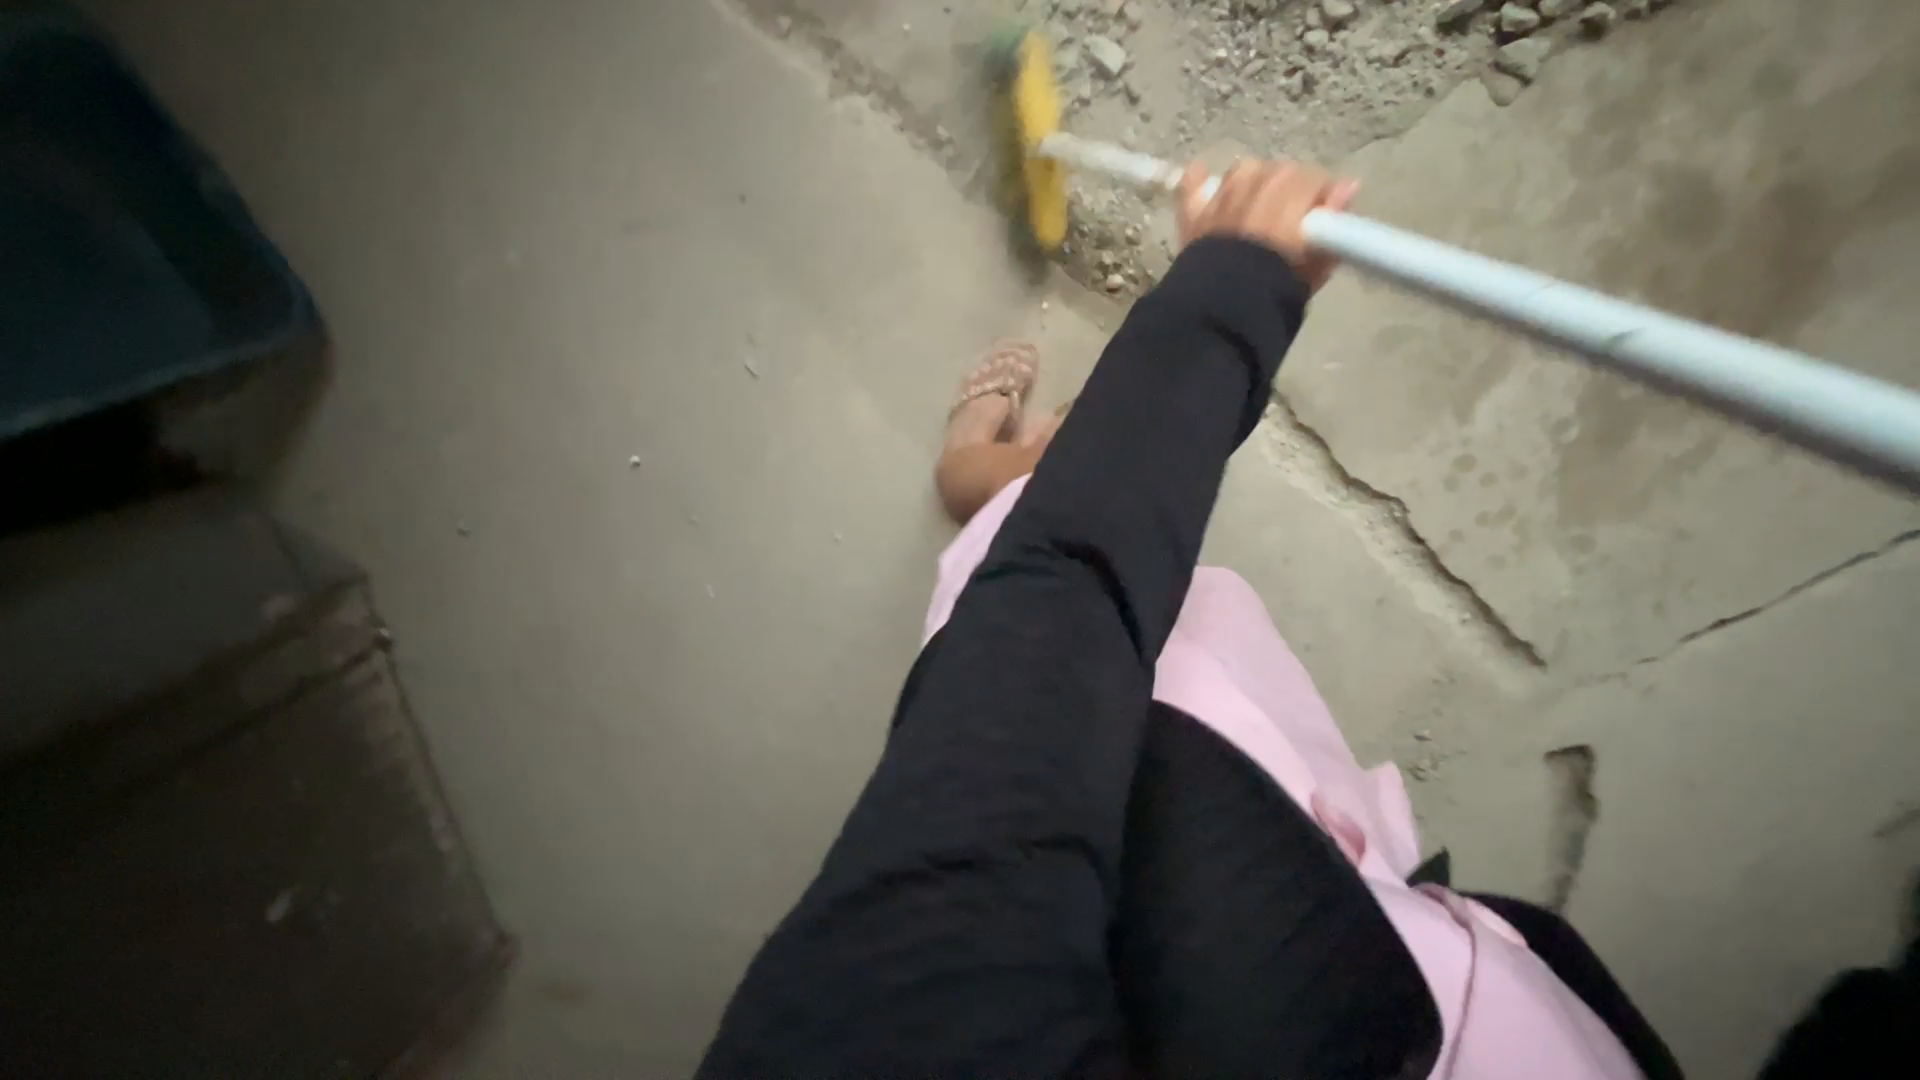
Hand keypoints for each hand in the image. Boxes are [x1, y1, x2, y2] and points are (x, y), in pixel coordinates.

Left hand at [1177, 159, 1359, 291]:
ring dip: (1253, 183)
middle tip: (1288, 220)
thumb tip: (1347, 187)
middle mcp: (1258, 185)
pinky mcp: (1195, 211)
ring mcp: (1223, 196)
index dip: (1318, 196)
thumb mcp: (1318, 262)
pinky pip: (1194, 182)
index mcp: (1292, 195)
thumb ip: (1334, 221)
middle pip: (1280, 172)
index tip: (1320, 217)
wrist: (1225, 306)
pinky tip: (1205, 181)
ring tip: (1254, 208)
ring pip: (1244, 171)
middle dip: (1289, 189)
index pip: (1313, 179)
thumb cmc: (1277, 288)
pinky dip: (1200, 179)